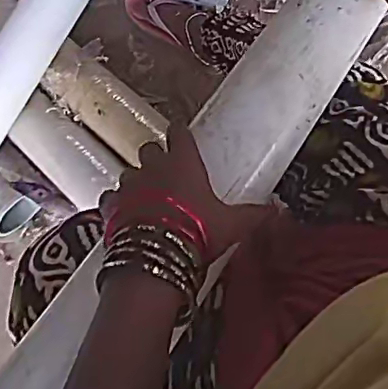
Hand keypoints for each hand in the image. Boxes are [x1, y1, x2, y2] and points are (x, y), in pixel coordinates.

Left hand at [103, 127, 282, 264]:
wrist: (157, 257)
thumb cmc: (197, 233)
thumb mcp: (232, 224)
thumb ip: (253, 215)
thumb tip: (277, 211)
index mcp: (183, 163)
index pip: (179, 134)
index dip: (179, 132)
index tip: (180, 131)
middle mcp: (153, 168)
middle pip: (149, 149)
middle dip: (155, 156)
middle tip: (164, 168)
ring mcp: (129, 185)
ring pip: (128, 172)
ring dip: (136, 180)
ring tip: (144, 194)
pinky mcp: (111, 206)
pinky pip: (110, 198)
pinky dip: (115, 203)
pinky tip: (121, 212)